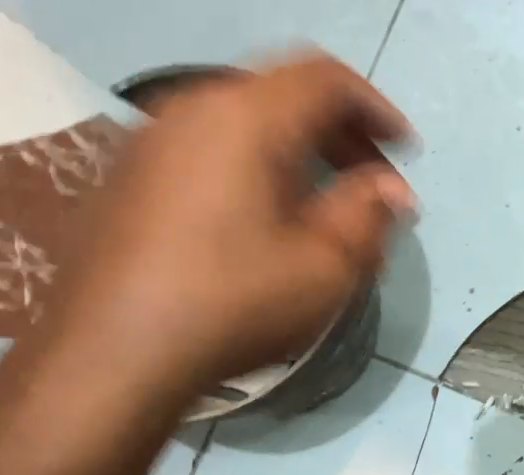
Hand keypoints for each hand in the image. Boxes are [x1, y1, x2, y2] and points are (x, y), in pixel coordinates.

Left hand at [36, 51, 414, 404]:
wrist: (117, 347)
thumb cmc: (235, 302)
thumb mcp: (325, 267)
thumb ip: (368, 215)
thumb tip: (391, 189)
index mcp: (246, 119)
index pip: (323, 78)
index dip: (375, 107)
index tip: (406, 151)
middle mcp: (193, 108)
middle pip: (281, 93)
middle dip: (341, 132)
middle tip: (375, 184)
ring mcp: (154, 138)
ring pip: (245, 120)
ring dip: (300, 151)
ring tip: (329, 207)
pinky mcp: (134, 174)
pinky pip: (213, 147)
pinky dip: (259, 165)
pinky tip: (271, 221)